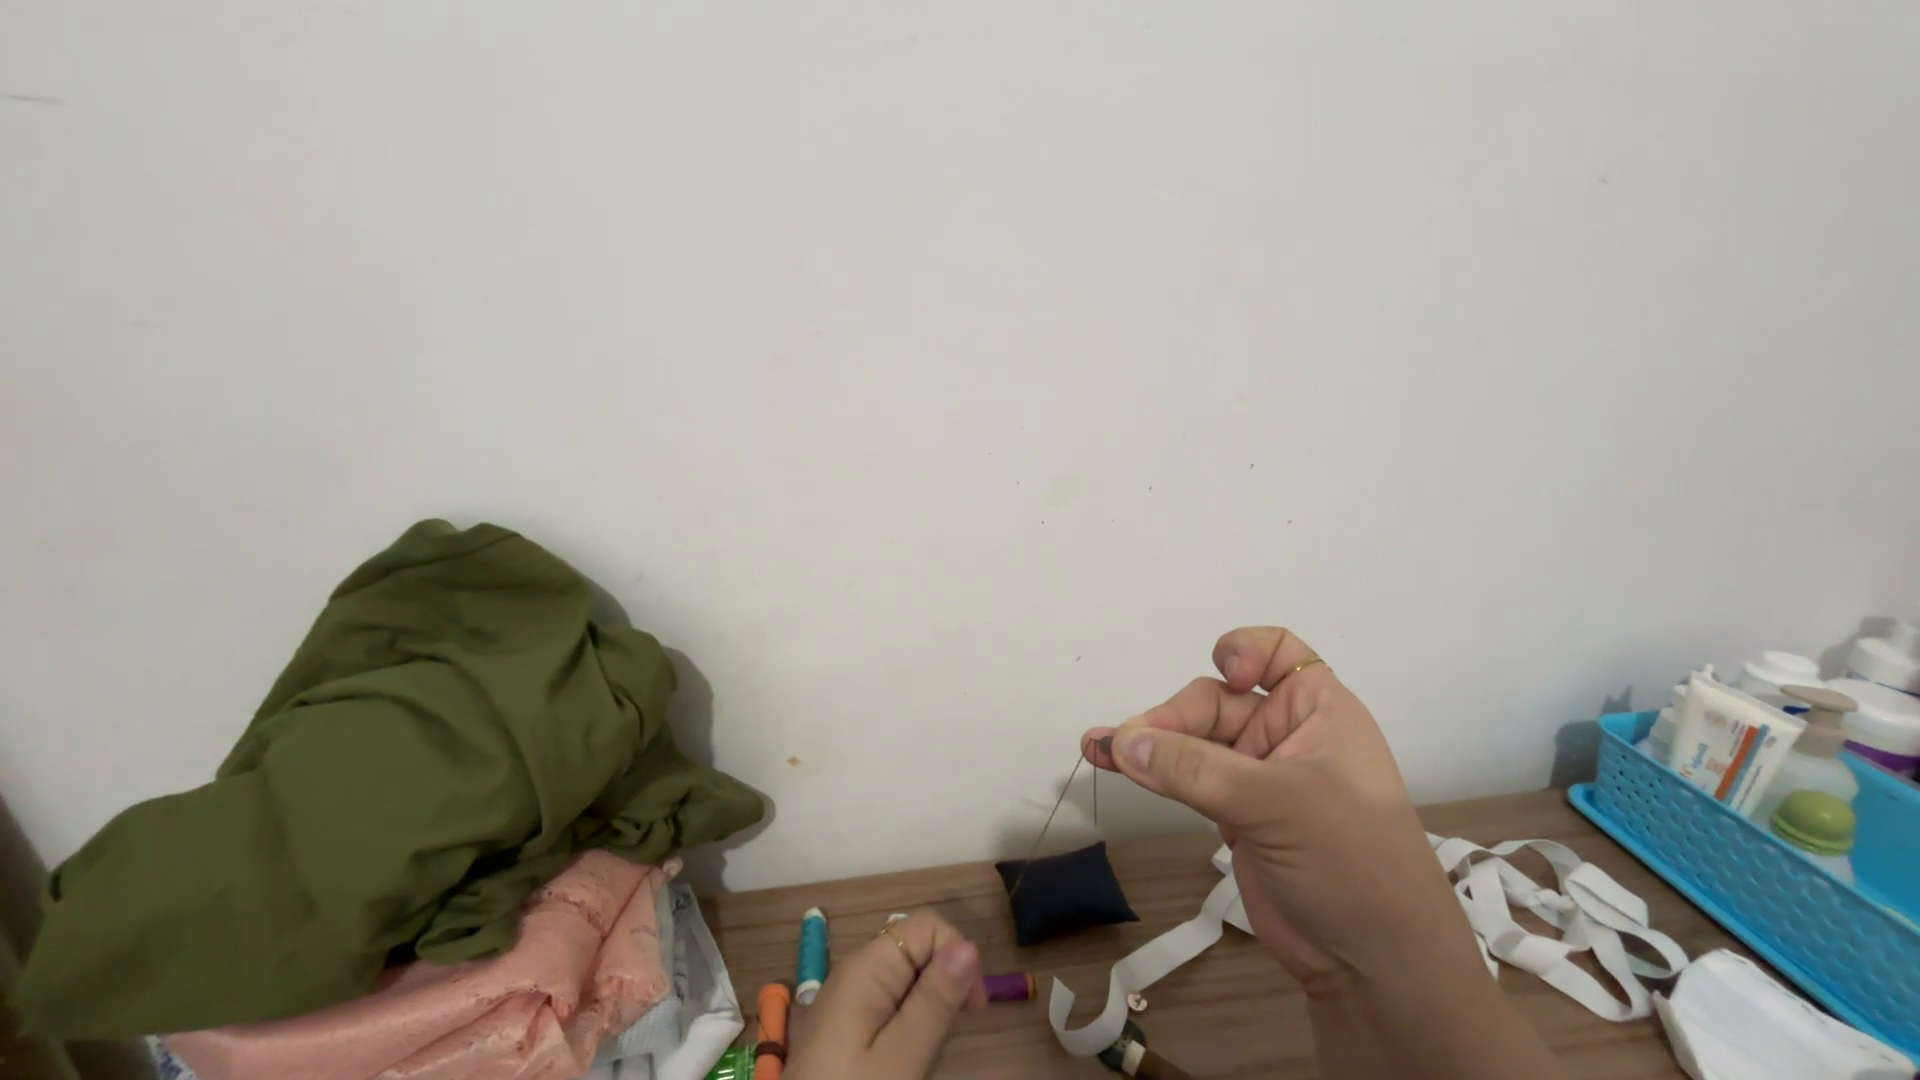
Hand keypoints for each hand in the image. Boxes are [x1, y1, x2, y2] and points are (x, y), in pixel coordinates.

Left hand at [784, 909, 985, 1079]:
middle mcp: (859, 969)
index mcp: (868, 966)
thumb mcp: (900, 1058)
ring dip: (927, 1012)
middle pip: (920, 949)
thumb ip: (934, 1001)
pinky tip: (902, 1059)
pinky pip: (893, 1003)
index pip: (928, 924)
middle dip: (942, 988)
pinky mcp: (849, 1020)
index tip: (970, 1008)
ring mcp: (852, 995)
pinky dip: (909, 1026)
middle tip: (939, 1042)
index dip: (957, 955)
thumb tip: (969, 946)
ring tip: (917, 1058)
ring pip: (911, 979)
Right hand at [1081, 627, 1475, 995]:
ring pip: (1191, 739)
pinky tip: (1110, 763)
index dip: (1246, 652)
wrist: (1372, 964)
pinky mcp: (1232, 813)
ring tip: (1098, 748)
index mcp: (1319, 713)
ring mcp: (1256, 776)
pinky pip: (1183, 778)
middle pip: (1216, 701)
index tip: (1227, 677)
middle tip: (1128, 747)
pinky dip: (1149, 770)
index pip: (1281, 653)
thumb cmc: (1352, 862)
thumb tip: (1124, 743)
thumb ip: (1198, 770)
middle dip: (1173, 719)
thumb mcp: (1279, 804)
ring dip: (1147, 741)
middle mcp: (1286, 735)